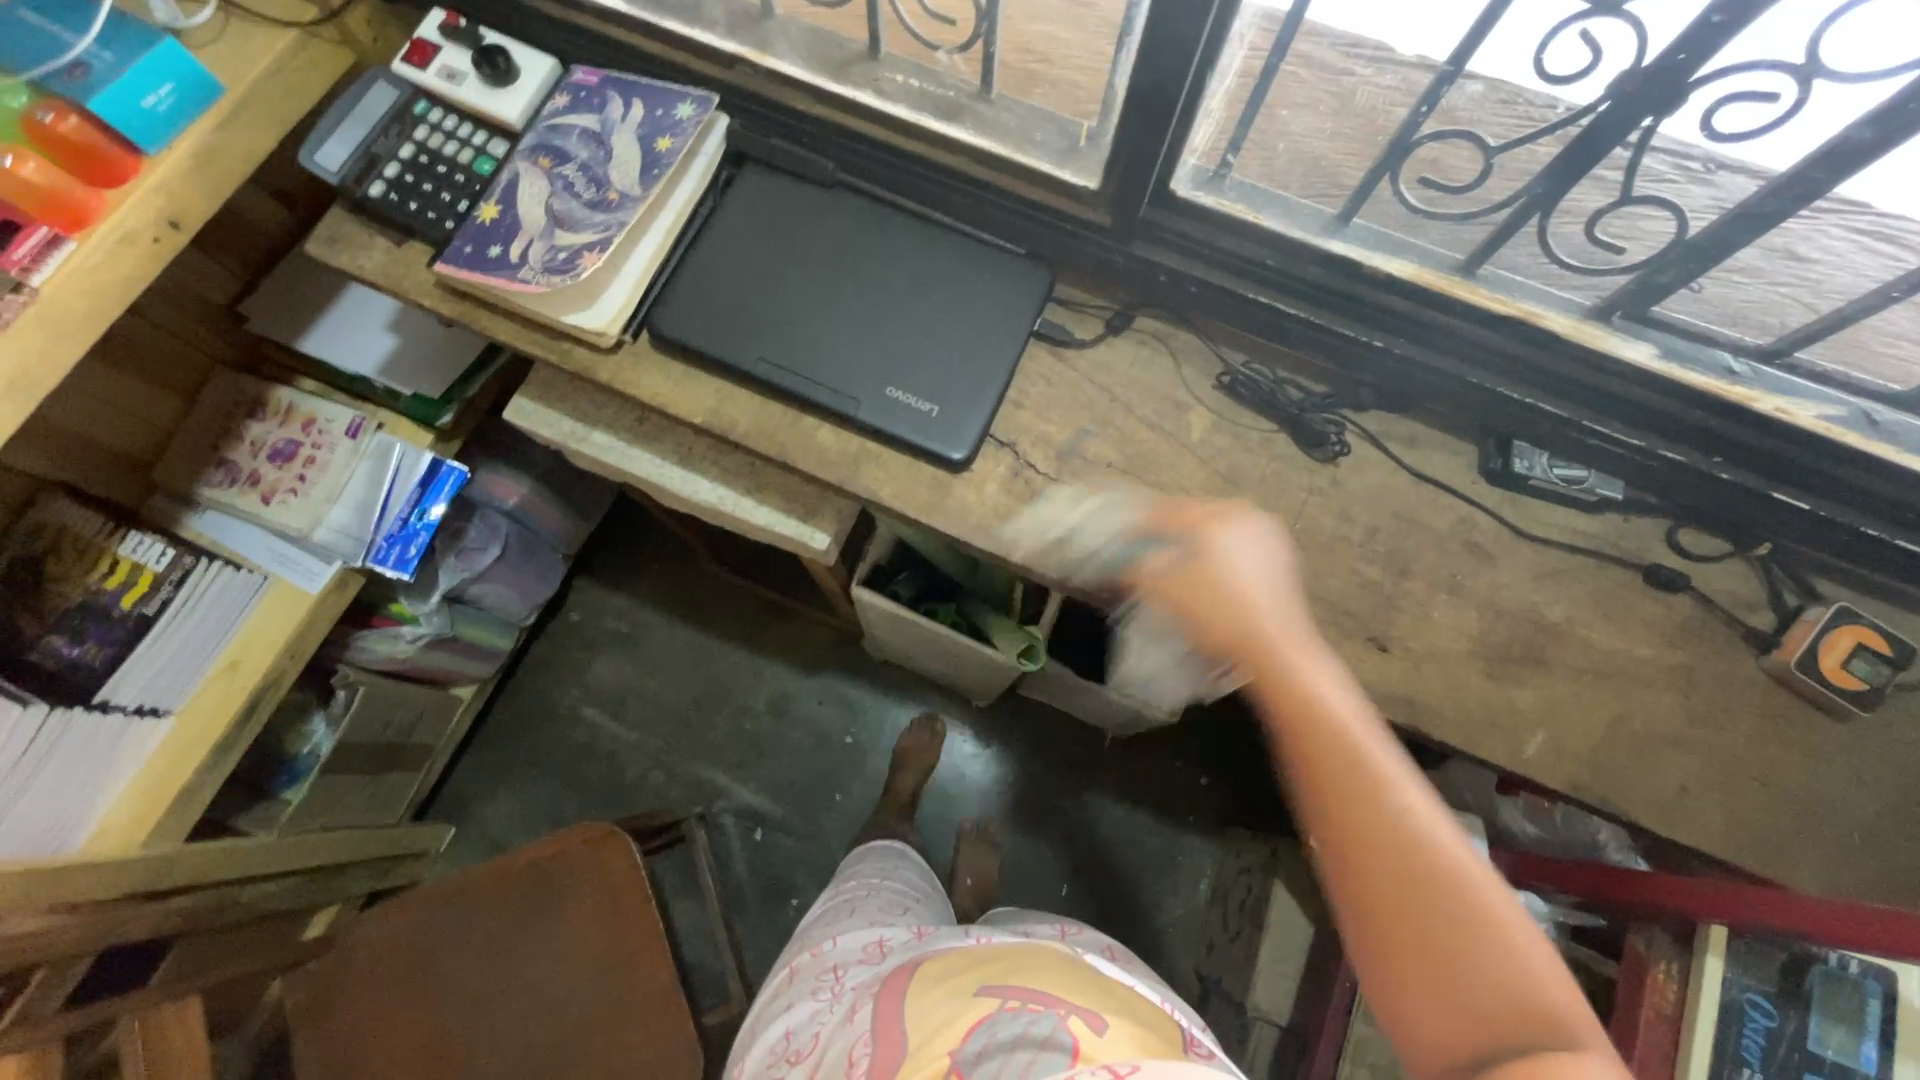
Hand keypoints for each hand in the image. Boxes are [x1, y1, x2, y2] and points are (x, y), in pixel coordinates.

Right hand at [1122, 496, 1321, 675]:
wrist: (1275, 649)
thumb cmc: (1217, 614)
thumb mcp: (1166, 591)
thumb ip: (1140, 568)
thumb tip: (1129, 562)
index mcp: (1216, 515)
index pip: (1166, 512)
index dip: (1140, 526)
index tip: (1123, 541)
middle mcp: (1245, 514)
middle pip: (1195, 516)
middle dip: (1171, 532)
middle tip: (1148, 550)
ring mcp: (1268, 534)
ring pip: (1219, 531)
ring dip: (1197, 543)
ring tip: (1178, 563)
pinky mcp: (1280, 556)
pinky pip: (1238, 546)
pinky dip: (1220, 554)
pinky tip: (1208, 575)